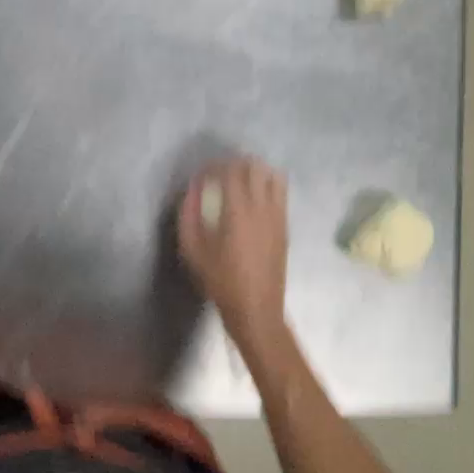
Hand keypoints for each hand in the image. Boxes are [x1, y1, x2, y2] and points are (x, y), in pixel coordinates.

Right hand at [177, 156, 288, 345]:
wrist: (256, 308)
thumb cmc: (221, 280)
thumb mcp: (192, 250)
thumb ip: (188, 215)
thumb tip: (191, 191)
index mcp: (238, 210)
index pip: (230, 170)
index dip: (215, 165)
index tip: (203, 173)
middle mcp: (262, 207)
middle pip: (255, 167)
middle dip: (236, 164)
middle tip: (220, 174)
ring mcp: (278, 216)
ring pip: (273, 177)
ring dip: (256, 172)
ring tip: (241, 182)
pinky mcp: (285, 226)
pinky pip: (281, 194)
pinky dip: (267, 187)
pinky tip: (254, 200)